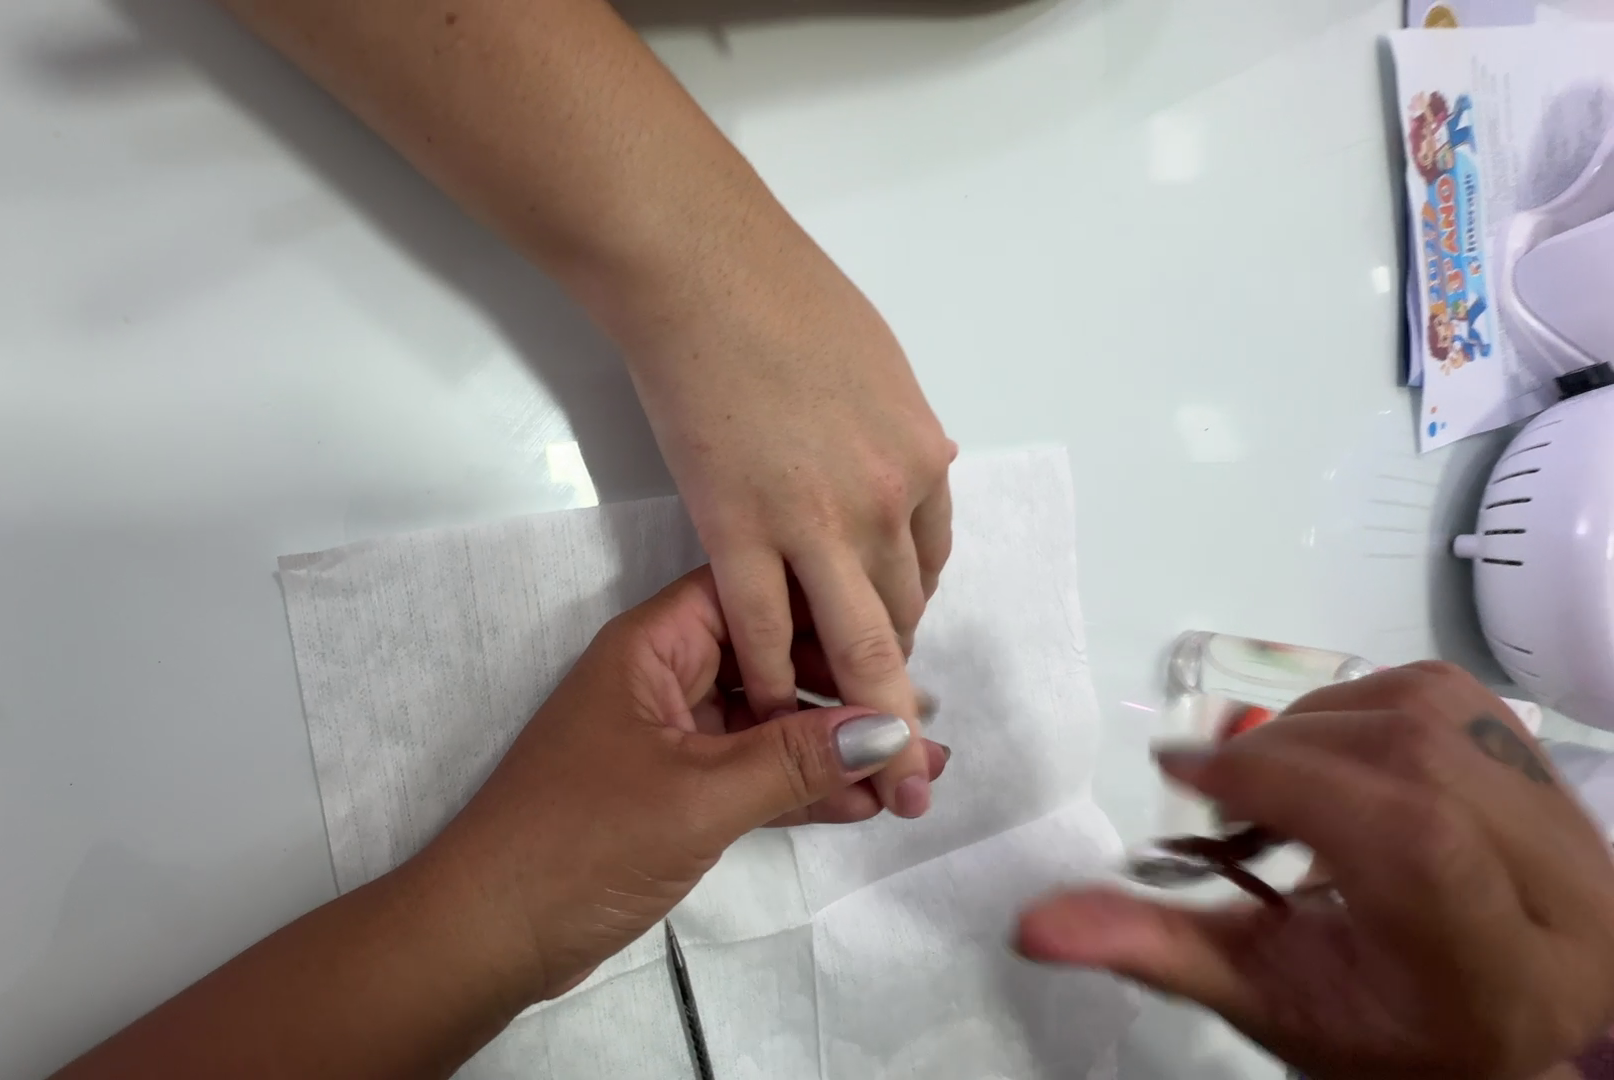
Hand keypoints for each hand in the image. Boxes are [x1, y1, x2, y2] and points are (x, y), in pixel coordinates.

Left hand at [430, 566, 949, 998]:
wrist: (493, 931)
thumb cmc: (584, 838)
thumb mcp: (697, 795)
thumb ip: (794, 759)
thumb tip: (892, 730)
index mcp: (654, 644)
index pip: (751, 596)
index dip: (822, 612)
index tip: (896, 641)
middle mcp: (666, 675)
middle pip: (768, 662)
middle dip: (843, 695)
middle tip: (922, 728)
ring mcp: (673, 734)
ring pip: (766, 723)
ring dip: (831, 749)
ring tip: (917, 772)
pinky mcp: (677, 786)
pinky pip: (750, 770)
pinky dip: (799, 786)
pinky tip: (863, 801)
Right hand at [604, 232, 954, 821]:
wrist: (702, 269)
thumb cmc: (783, 299)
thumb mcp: (871, 362)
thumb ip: (887, 430)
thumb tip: (887, 463)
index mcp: (918, 454)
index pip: (927, 561)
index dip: (907, 610)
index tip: (885, 636)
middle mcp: (886, 498)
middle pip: (901, 610)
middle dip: (901, 680)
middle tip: (899, 738)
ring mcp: (816, 519)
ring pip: (853, 638)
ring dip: (857, 703)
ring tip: (860, 761)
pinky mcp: (738, 528)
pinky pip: (764, 626)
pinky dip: (773, 679)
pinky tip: (771, 711)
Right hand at [1017, 662, 1613, 1079]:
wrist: (1496, 1018)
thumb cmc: (1370, 1021)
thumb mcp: (1253, 994)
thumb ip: (1147, 949)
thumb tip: (1029, 926)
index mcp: (1490, 968)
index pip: (1409, 837)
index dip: (1280, 780)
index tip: (1180, 773)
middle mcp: (1567, 894)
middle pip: (1408, 760)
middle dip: (1277, 753)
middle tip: (1223, 790)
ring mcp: (1572, 825)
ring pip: (1421, 712)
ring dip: (1309, 725)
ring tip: (1276, 777)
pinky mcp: (1546, 773)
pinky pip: (1440, 694)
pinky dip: (1354, 703)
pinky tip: (1331, 754)